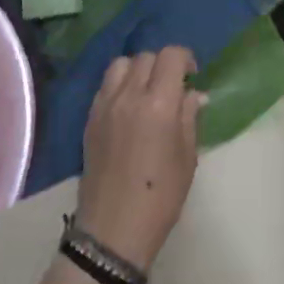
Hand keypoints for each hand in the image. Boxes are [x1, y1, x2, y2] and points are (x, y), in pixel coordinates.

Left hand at [74, 48, 204, 271]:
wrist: (113, 228)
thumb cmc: (160, 197)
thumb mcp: (187, 157)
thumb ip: (189, 117)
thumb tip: (194, 93)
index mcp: (158, 104)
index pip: (170, 56)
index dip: (185, 59)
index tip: (192, 75)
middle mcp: (128, 96)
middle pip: (146, 56)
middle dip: (163, 64)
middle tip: (172, 87)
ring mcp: (105, 105)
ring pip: (121, 64)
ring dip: (138, 70)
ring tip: (147, 92)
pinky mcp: (90, 118)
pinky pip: (105, 85)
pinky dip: (119, 84)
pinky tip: (128, 107)